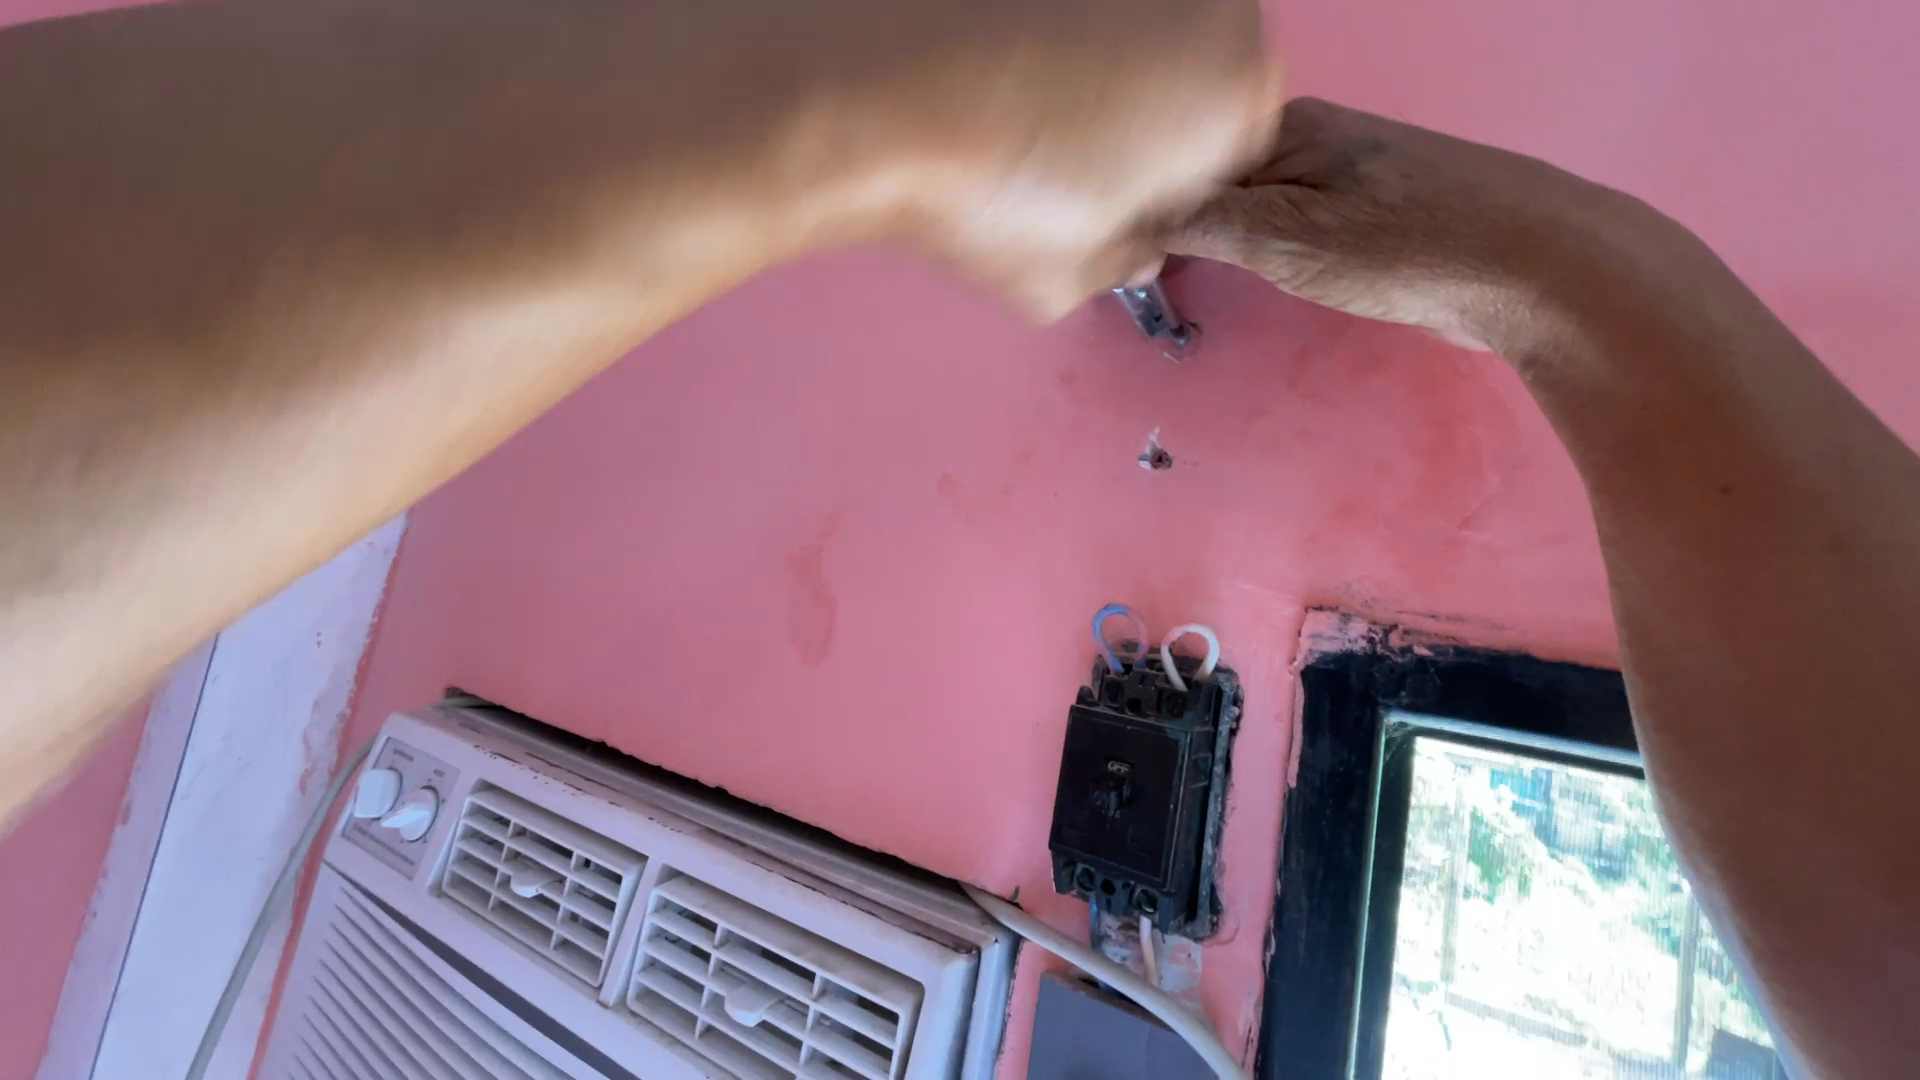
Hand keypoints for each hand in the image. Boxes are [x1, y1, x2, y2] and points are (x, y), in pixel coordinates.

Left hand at [807, 0, 1282, 317]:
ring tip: (1020, 126)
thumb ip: (1119, 267)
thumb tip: (1129, 251)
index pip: (1227, 158)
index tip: (1118, 214)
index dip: (1166, 196)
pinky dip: (1045, 44)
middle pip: (1186, 85)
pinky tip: (996, 80)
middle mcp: (1201, 3)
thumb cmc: (984, 192)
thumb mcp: (1066, 281)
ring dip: (1094, 83)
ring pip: (1130, 42)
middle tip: (1066, 174)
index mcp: (1231, 92)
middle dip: (1139, 131)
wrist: (875, 98)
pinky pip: (1071, 17)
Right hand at [1165, 97, 1667, 351]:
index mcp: (1284, 130)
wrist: (1531, 269)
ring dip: (1213, 237)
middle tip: (1141, 269)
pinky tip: (1249, 269)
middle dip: (1174, 221)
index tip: (1114, 255)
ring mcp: (1342, 174)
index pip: (1184, 160)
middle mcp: (1310, 139)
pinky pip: (1285, 222)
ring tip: (1178, 270)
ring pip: (1248, 202)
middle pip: (1213, 177)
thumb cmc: (1399, 248)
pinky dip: (1254, 246)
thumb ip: (1201, 223)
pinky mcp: (1366, 211)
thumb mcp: (1281, 237)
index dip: (1143, 206)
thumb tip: (1133, 219)